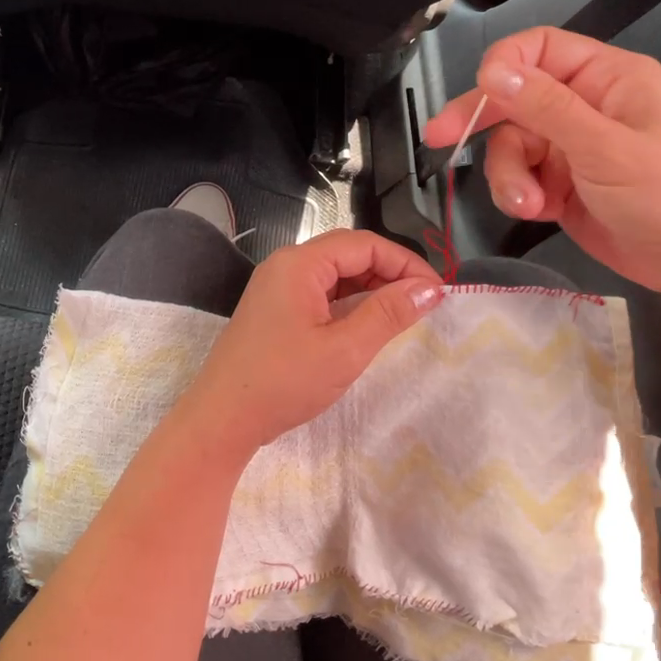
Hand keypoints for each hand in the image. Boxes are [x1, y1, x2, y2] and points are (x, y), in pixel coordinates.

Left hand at [179, 230, 442, 452]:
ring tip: (404, 314)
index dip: (404, 262)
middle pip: (348, 253)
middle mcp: (285, 266)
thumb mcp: (344, 349)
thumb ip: (388, 314)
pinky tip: (368, 324)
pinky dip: (348, 303)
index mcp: (299, 264)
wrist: (223, 416)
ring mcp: (277, 288)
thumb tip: (431, 288)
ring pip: (335, 274)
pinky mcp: (275, 310)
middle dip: (389, 272)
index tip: (437, 292)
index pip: (363, 243)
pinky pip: (320, 293)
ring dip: (370, 287)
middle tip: (424, 304)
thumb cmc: (284, 381)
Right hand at [423, 27, 660, 294]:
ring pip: (509, 144)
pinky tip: (539, 212)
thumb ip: (545, 107)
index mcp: (608, 79)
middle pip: (512, 98)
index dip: (504, 65)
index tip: (479, 91)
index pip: (539, 49)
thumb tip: (492, 72)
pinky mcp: (561, 183)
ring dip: (508, 175)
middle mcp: (586, 106)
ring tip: (527, 203)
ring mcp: (572, 146)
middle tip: (439, 137)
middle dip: (480, 121)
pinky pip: (518, 177)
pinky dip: (519, 195)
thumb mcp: (605, 148)